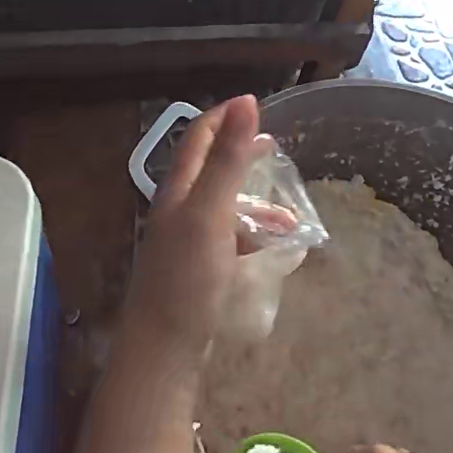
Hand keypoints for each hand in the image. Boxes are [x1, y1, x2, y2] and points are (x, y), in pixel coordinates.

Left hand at [122, 95, 261, 356]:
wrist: (163, 349)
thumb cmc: (187, 278)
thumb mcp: (211, 213)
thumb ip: (228, 160)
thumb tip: (246, 103)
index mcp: (178, 190)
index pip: (198, 137)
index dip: (224, 115)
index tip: (257, 104)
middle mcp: (179, 208)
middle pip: (210, 168)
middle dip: (241, 153)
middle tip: (274, 147)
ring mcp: (187, 239)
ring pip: (224, 205)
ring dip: (255, 202)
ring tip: (290, 214)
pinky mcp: (197, 266)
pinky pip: (229, 237)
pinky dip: (252, 233)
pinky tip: (273, 247)